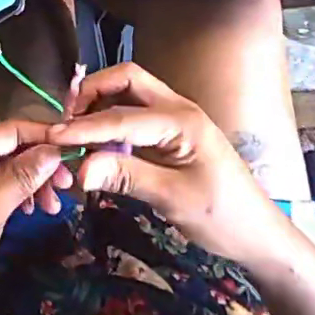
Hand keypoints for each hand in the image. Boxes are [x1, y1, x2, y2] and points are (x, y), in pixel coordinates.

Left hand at [0, 120, 72, 314]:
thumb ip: (22, 175)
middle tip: (67, 187)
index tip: (76, 151)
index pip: (14, 128)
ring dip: (33, 180)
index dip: (46, 135)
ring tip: (52, 206)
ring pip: (9, 164)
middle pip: (13, 145)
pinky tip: (31, 209)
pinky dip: (18, 191)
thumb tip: (53, 149)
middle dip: (42, 162)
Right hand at [47, 63, 288, 264]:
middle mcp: (177, 108)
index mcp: (181, 120)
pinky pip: (135, 111)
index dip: (84, 126)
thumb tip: (79, 169)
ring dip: (101, 101)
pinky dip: (111, 117)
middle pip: (126, 78)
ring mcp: (175, 117)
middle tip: (68, 118)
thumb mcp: (173, 199)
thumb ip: (126, 177)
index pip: (121, 115)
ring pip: (129, 91)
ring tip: (77, 127)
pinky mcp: (171, 132)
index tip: (54, 137)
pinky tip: (99, 141)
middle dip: (93, 91)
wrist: (261, 236)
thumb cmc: (223, 218)